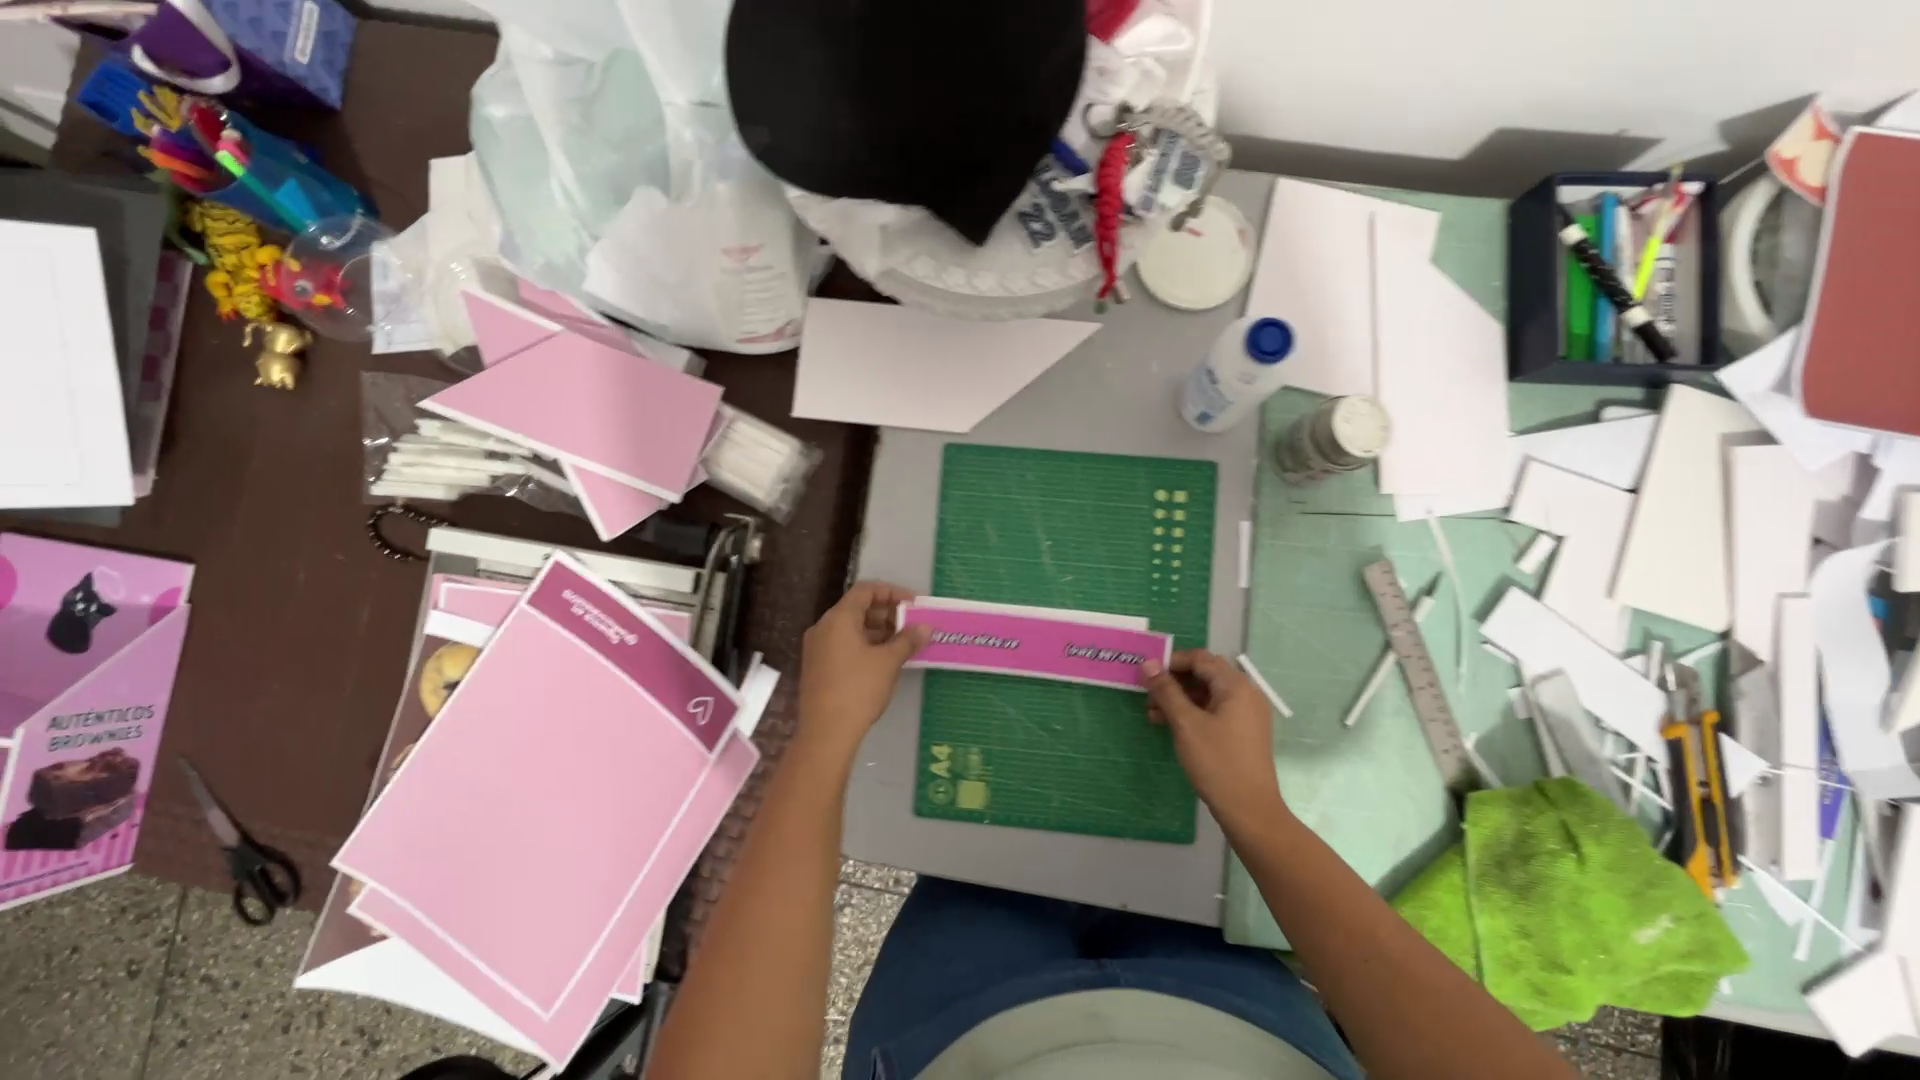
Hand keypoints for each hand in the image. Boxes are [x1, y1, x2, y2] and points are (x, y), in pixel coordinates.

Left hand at [798, 582, 929, 754]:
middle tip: (910, 625)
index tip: (913, 604)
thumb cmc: (859, 689)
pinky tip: (883, 659)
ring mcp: (817, 648)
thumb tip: (925, 627)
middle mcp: (823, 627)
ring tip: (902, 643)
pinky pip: (843, 644)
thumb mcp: (888, 662)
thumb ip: (907, 640)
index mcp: (837, 619)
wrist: (826, 732)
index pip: (865, 590)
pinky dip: (864, 645)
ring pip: (850, 628)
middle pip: (856, 608)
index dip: (891, 592)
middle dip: (886, 613)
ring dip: (877, 631)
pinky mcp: (817, 666)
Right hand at [1142, 650, 1288, 832]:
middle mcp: (1246, 694)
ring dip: (1181, 699)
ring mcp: (1247, 714)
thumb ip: (1166, 691)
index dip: (1171, 662)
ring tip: (1153, 713)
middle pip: (1205, 674)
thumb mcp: (1186, 724)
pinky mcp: (1244, 732)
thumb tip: (1148, 664)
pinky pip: (1216, 711)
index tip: (1146, 674)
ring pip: (1209, 694)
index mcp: (1235, 686)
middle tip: (1148, 694)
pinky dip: (1194, 713)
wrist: (1250, 809)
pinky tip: (1172, 726)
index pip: (1200, 659)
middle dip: (1175, 681)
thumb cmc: (1217, 762)